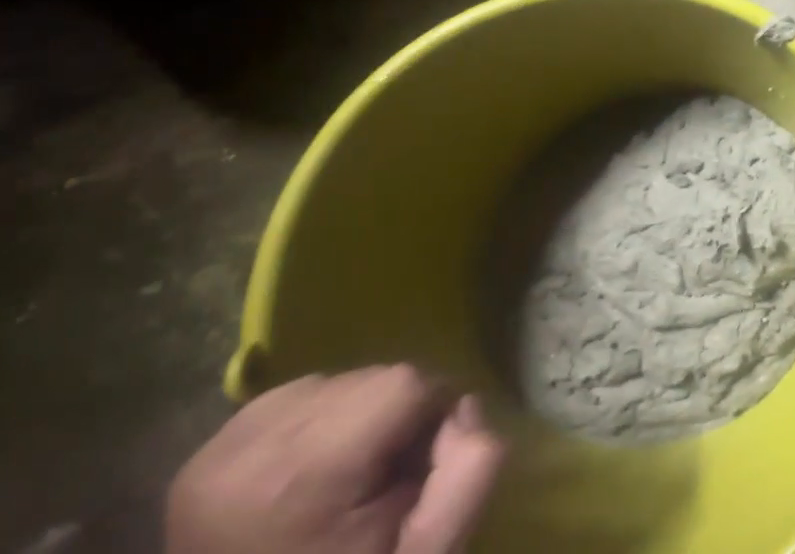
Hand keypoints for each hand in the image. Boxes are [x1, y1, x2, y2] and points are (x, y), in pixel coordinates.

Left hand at [167, 365, 504, 553]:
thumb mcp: (430, 548)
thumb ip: (471, 469)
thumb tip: (464, 406)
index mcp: (306, 472)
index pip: (405, 383)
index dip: (433, 414)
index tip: (423, 467)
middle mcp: (251, 445)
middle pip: (370, 377)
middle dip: (397, 414)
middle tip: (389, 478)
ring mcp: (217, 449)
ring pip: (334, 383)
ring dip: (360, 414)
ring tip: (350, 476)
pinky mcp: (202, 455)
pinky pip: (291, 402)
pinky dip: (319, 422)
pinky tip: (312, 472)